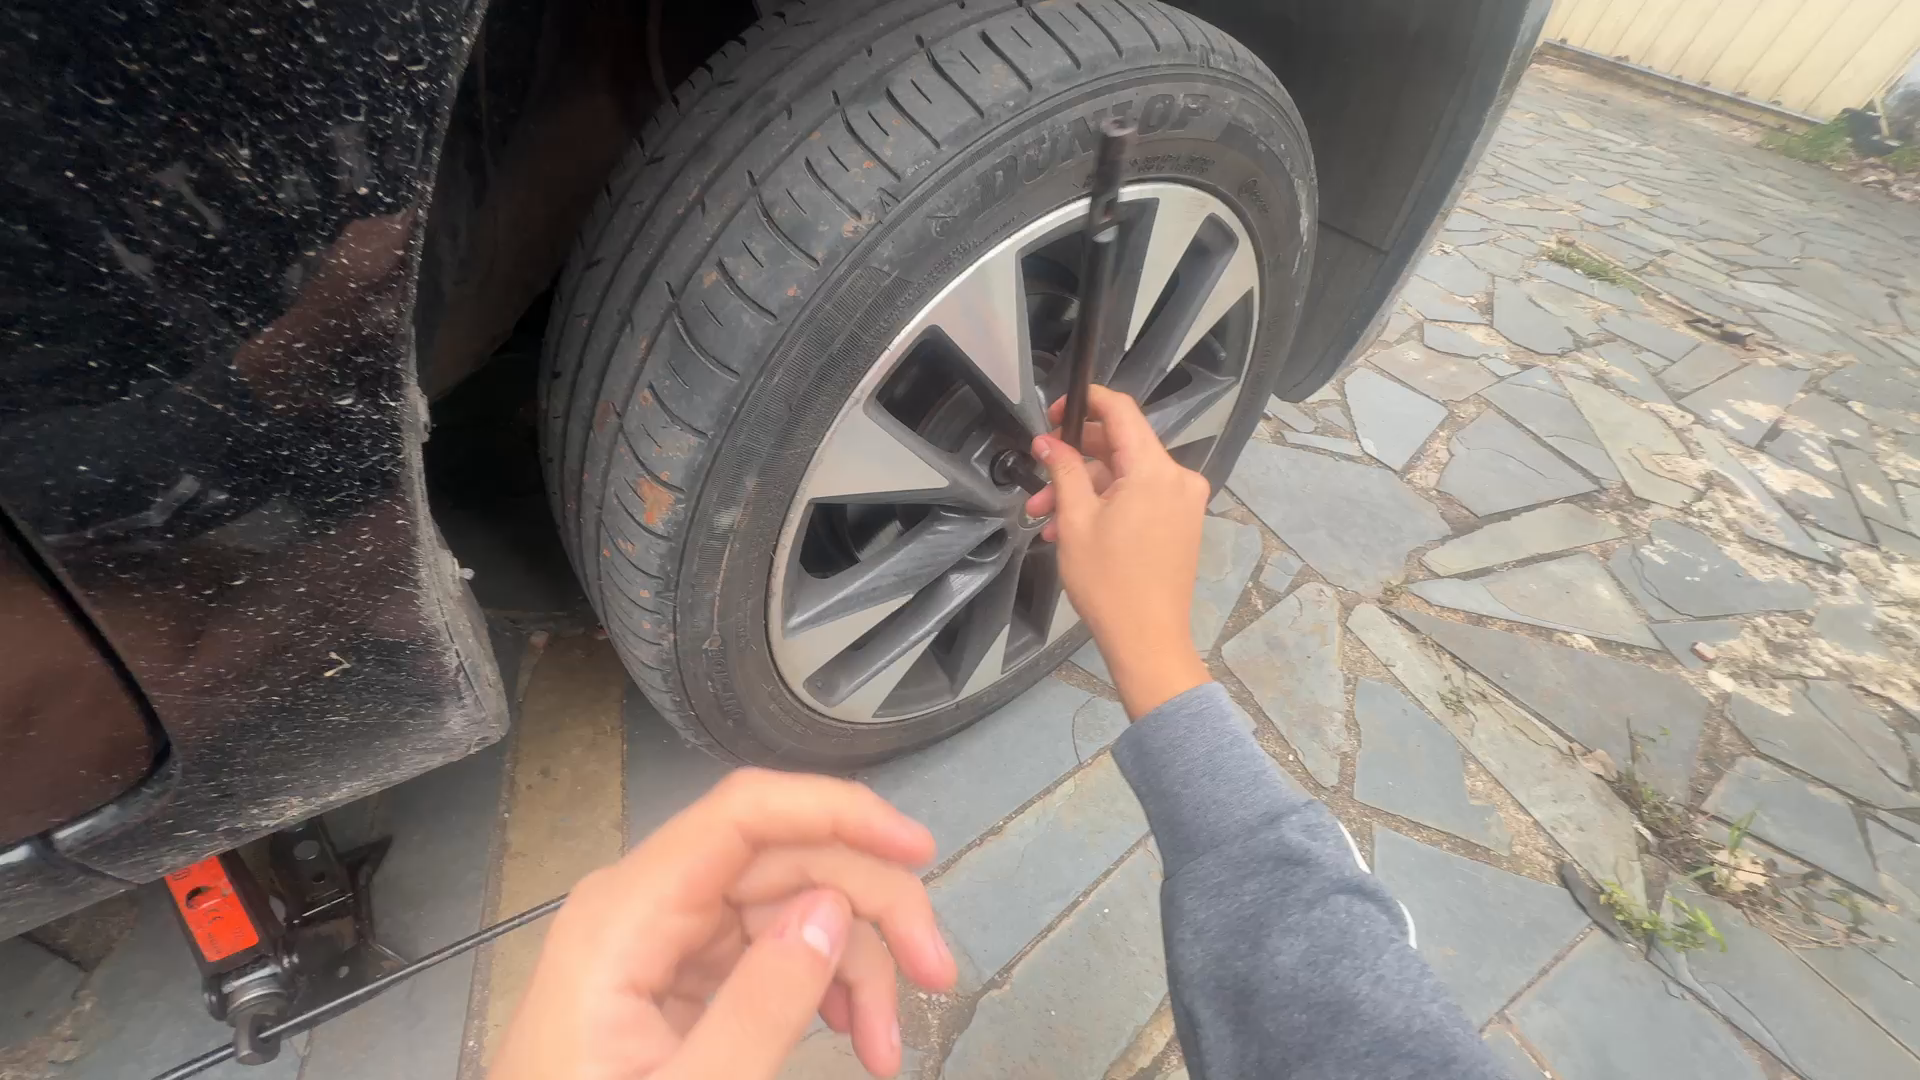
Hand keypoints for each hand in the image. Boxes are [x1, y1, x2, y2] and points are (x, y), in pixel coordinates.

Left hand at [489, 769, 956, 1079]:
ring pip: (792, 901)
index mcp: (628, 913)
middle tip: (936, 971)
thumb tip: (832, 908)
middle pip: (785, 857)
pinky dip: (824, 981)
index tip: (916, 850)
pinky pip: (773, 946)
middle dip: (870, 906)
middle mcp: (651, 901)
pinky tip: (851, 1030)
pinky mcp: (685, 970)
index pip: (746, 812)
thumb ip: (757, 1008)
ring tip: (886, 1047)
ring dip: (855, 960)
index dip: (838, 810)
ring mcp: (669, 935)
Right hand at [1024, 386, 1212, 717]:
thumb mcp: (1075, 520)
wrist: (1147, 639)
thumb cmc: (1107, 581)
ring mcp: (1183, 502)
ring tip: (1045, 519)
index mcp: (1154, 470)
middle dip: (1075, 460)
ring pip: (1125, 476)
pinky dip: (1107, 505)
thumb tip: (1048, 441)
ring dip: (1084, 490)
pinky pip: (1139, 498)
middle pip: (1121, 446)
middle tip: (1037, 479)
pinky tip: (1073, 529)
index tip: (1052, 414)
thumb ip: (1064, 470)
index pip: (1121, 410)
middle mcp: (1178, 477)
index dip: (1084, 402)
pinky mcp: (1181, 523)